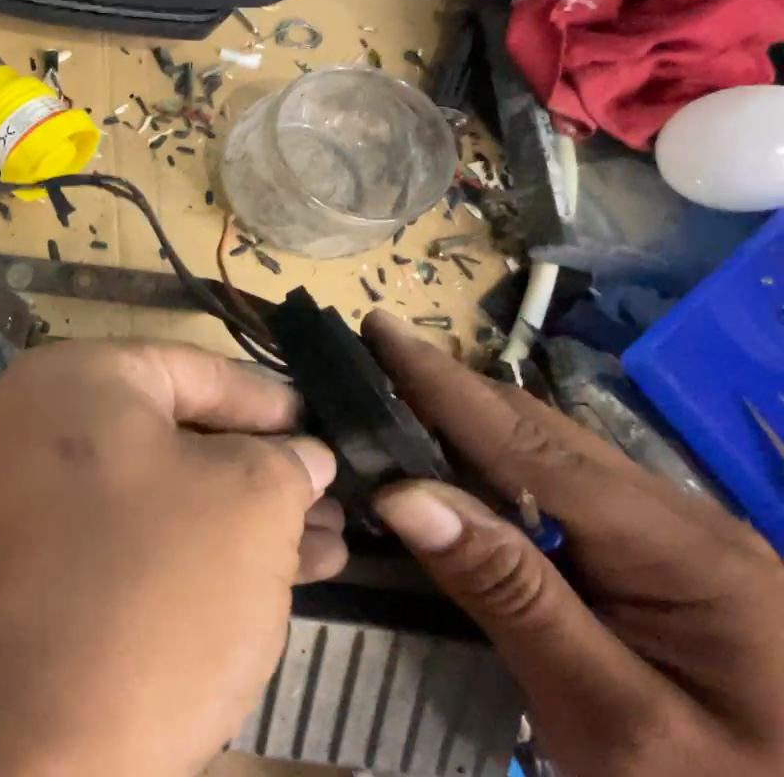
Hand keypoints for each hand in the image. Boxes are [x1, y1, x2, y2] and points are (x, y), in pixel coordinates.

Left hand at [0, 342, 340, 776]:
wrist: (41, 723)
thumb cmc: (154, 583)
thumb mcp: (248, 502)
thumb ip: (282, 459)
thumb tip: (298, 453)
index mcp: (72, 377)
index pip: (189, 367)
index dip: (269, 400)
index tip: (332, 428)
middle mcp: (35, 418)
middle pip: (171, 425)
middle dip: (261, 464)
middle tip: (339, 496)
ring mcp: (28, 486)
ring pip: (155, 481)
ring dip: (241, 509)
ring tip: (329, 539)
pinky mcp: (38, 549)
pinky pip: (126, 524)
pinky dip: (194, 538)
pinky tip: (280, 569)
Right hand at [363, 311, 783, 776]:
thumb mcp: (612, 717)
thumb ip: (511, 596)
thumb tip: (402, 494)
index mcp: (687, 554)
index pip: (531, 446)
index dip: (443, 385)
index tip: (376, 326)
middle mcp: (688, 529)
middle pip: (542, 437)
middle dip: (444, 393)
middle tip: (356, 366)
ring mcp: (683, 550)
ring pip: (551, 461)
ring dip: (462, 427)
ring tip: (383, 405)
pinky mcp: (666, 574)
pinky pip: (562, 498)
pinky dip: (488, 469)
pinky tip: (447, 472)